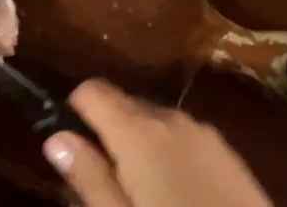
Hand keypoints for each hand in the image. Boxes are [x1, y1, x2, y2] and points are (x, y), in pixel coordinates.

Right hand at [43, 80, 271, 206]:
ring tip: (139, 193)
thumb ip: (88, 177)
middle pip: (124, 104)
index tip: (71, 147)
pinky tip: (176, 197)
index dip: (74, 112)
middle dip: (107, 132)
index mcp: (138, 131)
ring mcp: (204, 134)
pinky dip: (169, 154)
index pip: (92, 90)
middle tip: (103, 181)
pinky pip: (184, 139)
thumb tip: (56, 138)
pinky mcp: (229, 155)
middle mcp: (170, 119)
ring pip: (155, 122)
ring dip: (139, 144)